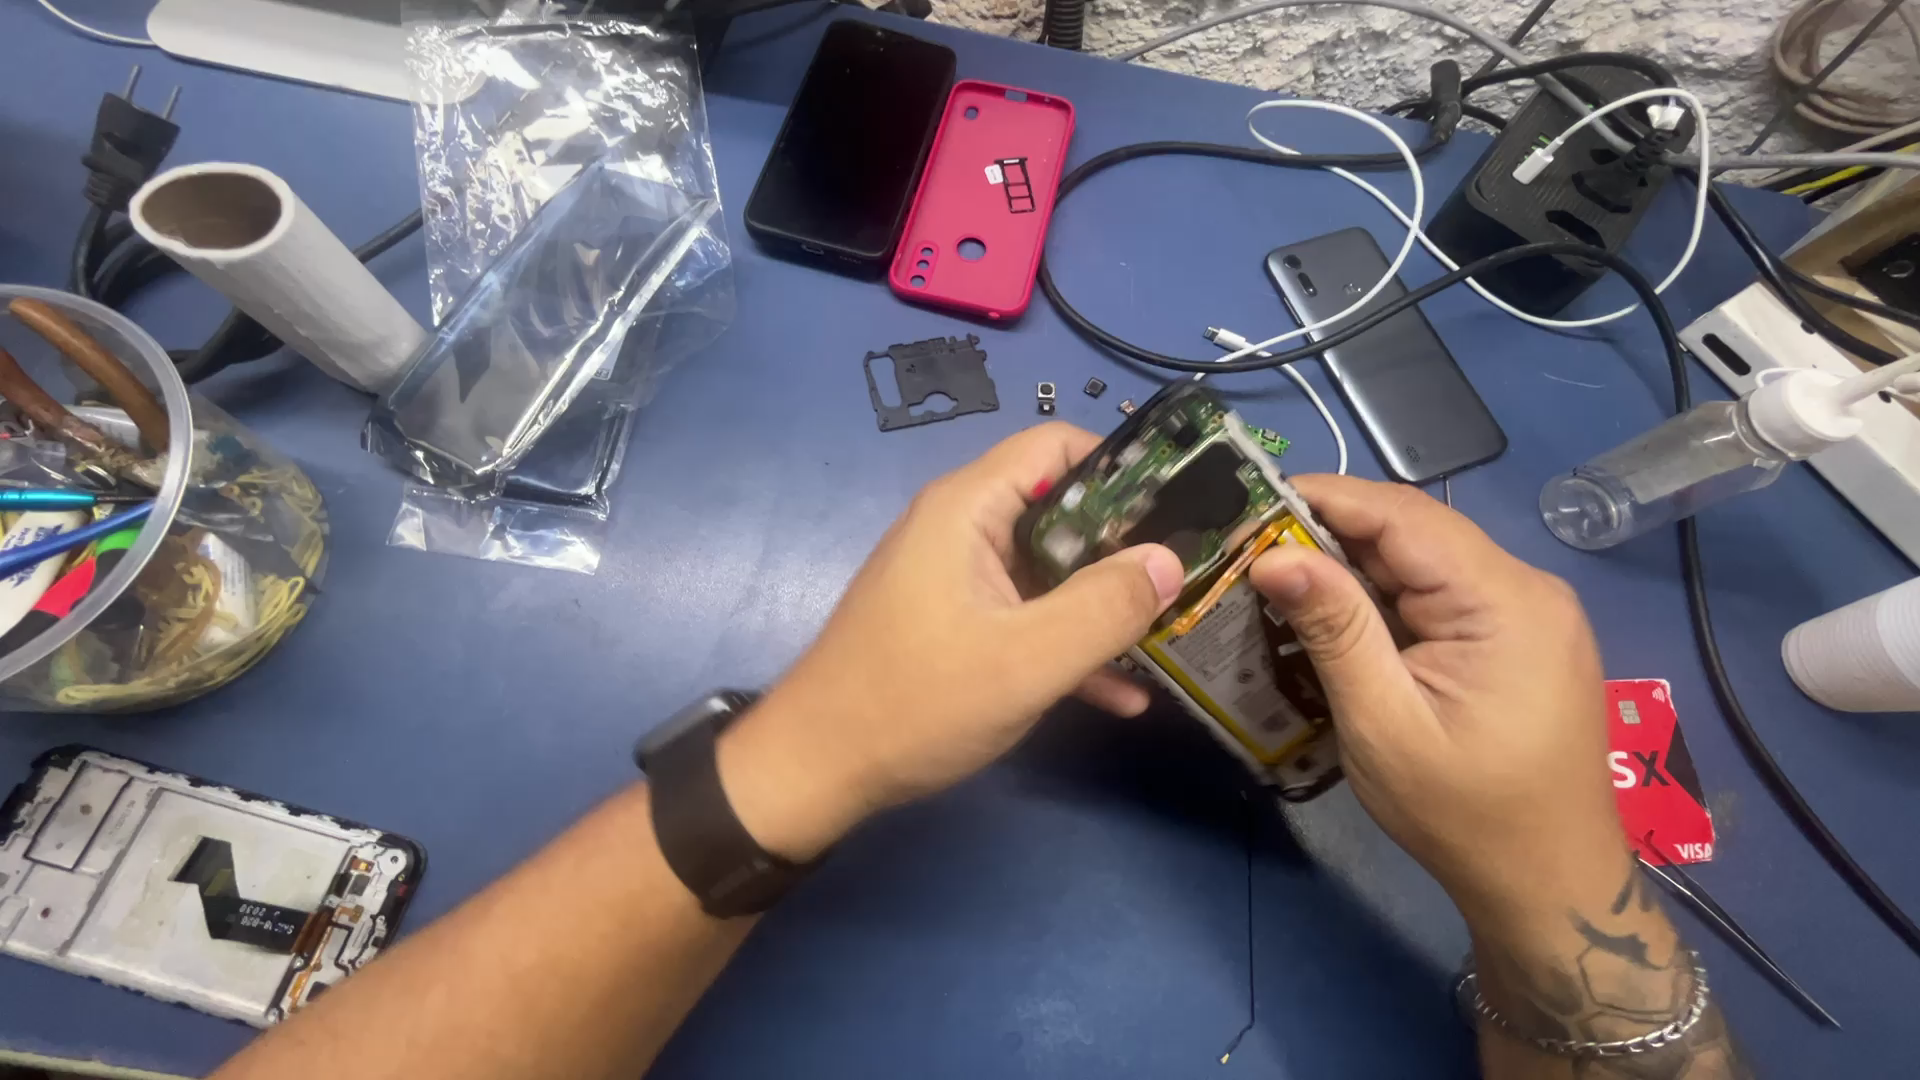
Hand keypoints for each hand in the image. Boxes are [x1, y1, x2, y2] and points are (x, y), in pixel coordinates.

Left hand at [717, 424, 1183, 859]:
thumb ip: (1104, 608)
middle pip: (1058, 508)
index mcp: (968, 509)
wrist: (818, 769)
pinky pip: (1023, 614)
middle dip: (1122, 543)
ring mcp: (955, 577)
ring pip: (1046, 569)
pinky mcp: (953, 621)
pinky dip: (1065, 641)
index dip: (1121, 466)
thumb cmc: (916, 703)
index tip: (1177, 509)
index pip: (1054, 447)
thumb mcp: (1026, 660)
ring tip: (1164, 634)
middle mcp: (960, 528)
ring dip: (1100, 601)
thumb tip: (1169, 561)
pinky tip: (1119, 694)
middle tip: (1182, 579)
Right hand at [1248, 475, 1628, 925]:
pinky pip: (1430, 588)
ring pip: (1417, 556)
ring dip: (1345, 559)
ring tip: (1273, 569)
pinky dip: (1374, 590)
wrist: (1547, 883)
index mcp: (1504, 602)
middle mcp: (1523, 588)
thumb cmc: (1462, 811)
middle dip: (1326, 528)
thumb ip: (1334, 629)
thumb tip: (1271, 556)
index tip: (1250, 501)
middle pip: (1411, 529)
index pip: (1403, 516)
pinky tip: (1328, 605)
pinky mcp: (1508, 633)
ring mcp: (1522, 610)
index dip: (1324, 497)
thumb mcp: (1383, 722)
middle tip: (1248, 541)